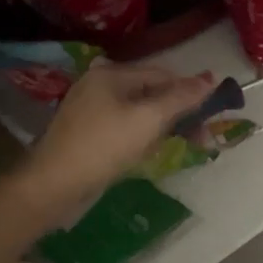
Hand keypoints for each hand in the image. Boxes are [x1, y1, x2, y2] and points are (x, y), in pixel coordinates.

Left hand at [15, 62, 209, 213]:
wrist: (51, 188)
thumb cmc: (103, 146)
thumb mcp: (149, 119)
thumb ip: (182, 98)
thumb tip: (211, 79)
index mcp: (111, 75)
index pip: (163, 75)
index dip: (190, 92)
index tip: (210, 115)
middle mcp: (99, 86)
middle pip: (152, 93)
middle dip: (178, 113)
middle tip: (199, 137)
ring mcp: (90, 110)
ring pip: (140, 112)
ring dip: (162, 127)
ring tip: (178, 146)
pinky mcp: (86, 133)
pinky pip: (125, 127)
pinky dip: (142, 137)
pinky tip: (149, 152)